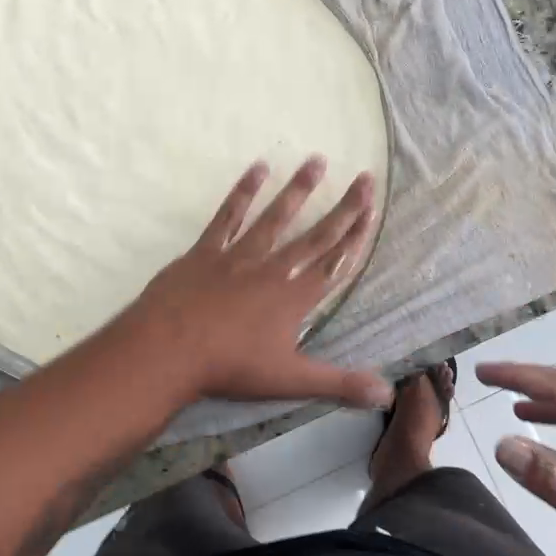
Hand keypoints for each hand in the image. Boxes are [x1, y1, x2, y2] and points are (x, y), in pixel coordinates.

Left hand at [103, 157, 391, 410]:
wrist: (168, 349)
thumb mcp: (289, 381)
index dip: (357, 236)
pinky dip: (243, 192)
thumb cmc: (229, 367)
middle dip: (343, 208)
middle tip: (365, 179)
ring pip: (275, 217)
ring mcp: (238, 256)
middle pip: (314, 235)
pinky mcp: (205, 251)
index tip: (373, 208)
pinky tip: (257, 168)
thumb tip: (387, 394)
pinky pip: (228, 216)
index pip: (335, 262)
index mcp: (294, 299)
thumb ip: (339, 384)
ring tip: (316, 160)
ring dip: (298, 189)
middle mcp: (272, 270)